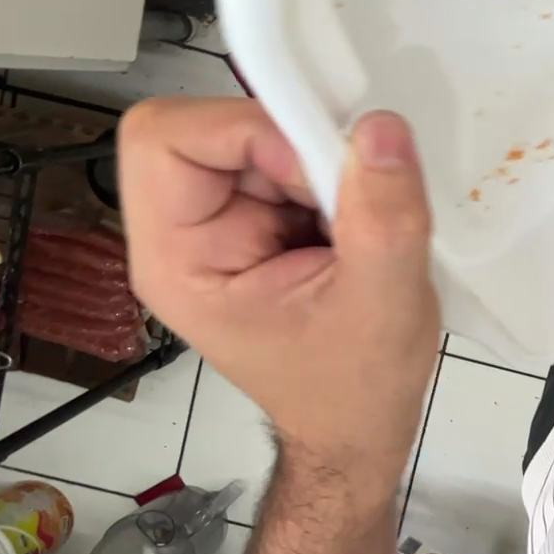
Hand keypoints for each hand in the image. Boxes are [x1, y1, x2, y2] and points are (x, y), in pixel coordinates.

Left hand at [118, 98, 439, 489]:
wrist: (362, 426)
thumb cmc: (357, 387)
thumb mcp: (383, 301)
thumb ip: (384, 214)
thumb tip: (381, 128)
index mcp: (180, 258)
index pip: (169, 140)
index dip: (246, 130)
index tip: (322, 164)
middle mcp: (192, 232)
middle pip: (221, 131)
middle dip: (299, 148)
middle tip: (356, 192)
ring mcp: (233, 226)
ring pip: (268, 140)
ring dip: (329, 165)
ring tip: (365, 220)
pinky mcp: (271, 223)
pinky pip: (299, 161)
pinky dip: (343, 177)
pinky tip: (365, 223)